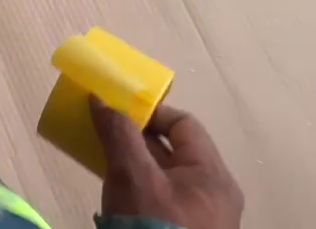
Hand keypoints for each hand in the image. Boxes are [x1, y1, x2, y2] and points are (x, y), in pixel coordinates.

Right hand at [91, 100, 243, 228]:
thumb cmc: (153, 224)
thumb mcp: (130, 173)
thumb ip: (118, 131)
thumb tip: (102, 100)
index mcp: (212, 175)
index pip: (183, 123)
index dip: (149, 112)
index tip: (115, 113)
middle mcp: (214, 193)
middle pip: (173, 146)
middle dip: (135, 133)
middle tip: (102, 129)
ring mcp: (203, 215)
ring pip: (164, 170)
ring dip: (132, 156)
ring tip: (102, 154)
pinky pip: (162, 192)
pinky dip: (138, 180)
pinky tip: (114, 184)